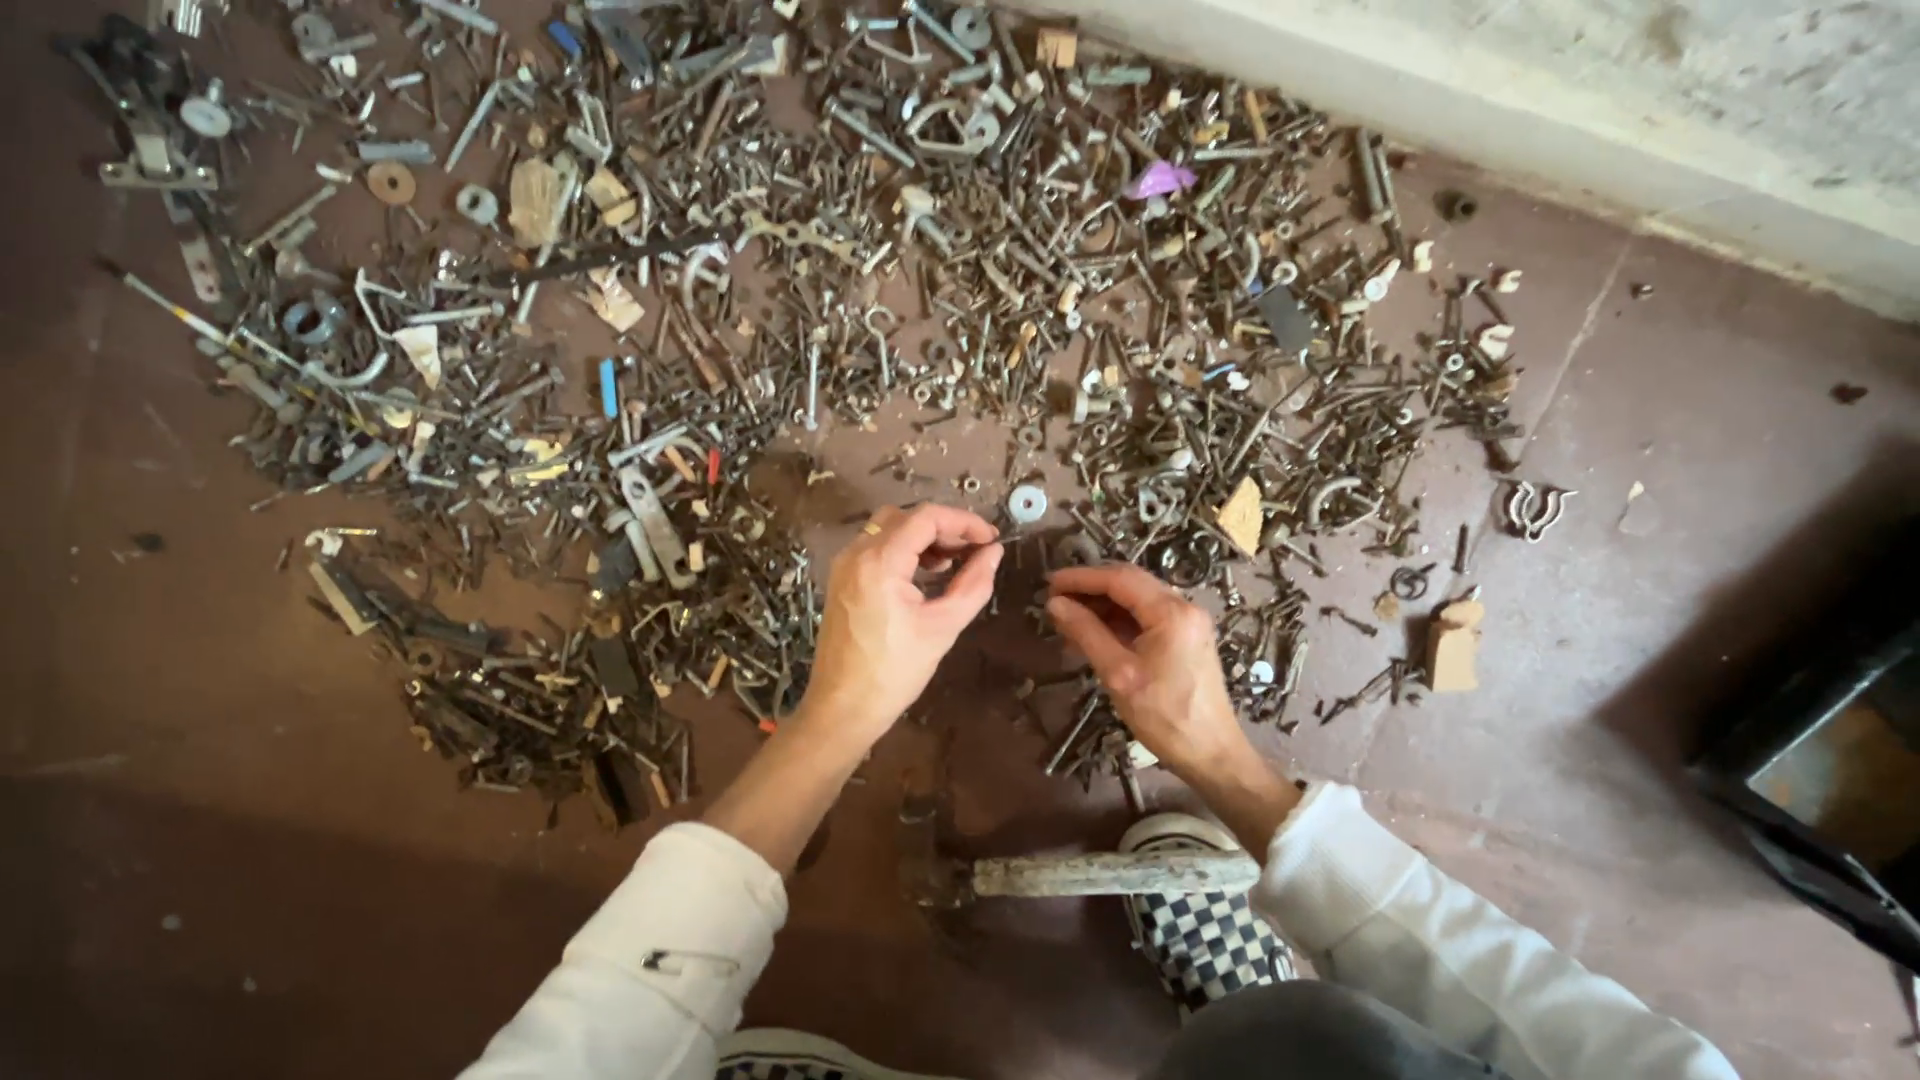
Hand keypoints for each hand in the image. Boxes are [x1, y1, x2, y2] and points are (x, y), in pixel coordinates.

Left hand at [800, 504, 1003, 745]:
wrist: (843, 707)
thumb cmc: (895, 672)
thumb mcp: (943, 627)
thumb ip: (973, 584)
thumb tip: (993, 553)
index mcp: (879, 562)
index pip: (926, 517)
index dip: (964, 522)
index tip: (990, 538)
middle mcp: (856, 553)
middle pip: (906, 517)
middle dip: (944, 527)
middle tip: (973, 550)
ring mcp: (844, 565)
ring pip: (888, 528)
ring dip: (923, 537)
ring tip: (952, 562)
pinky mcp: (842, 579)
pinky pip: (875, 547)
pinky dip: (903, 549)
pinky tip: (925, 573)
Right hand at [1045, 563, 1253, 780]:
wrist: (1211, 753)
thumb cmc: (1164, 717)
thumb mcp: (1119, 674)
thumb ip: (1086, 633)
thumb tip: (1055, 605)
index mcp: (1171, 612)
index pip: (1119, 579)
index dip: (1081, 577)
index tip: (1049, 584)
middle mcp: (1184, 607)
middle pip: (1130, 583)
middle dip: (1090, 588)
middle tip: (1055, 599)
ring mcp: (1188, 622)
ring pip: (1137, 600)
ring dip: (1102, 605)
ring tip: (1068, 618)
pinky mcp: (1186, 638)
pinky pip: (1146, 618)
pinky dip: (1118, 621)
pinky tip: (1094, 634)